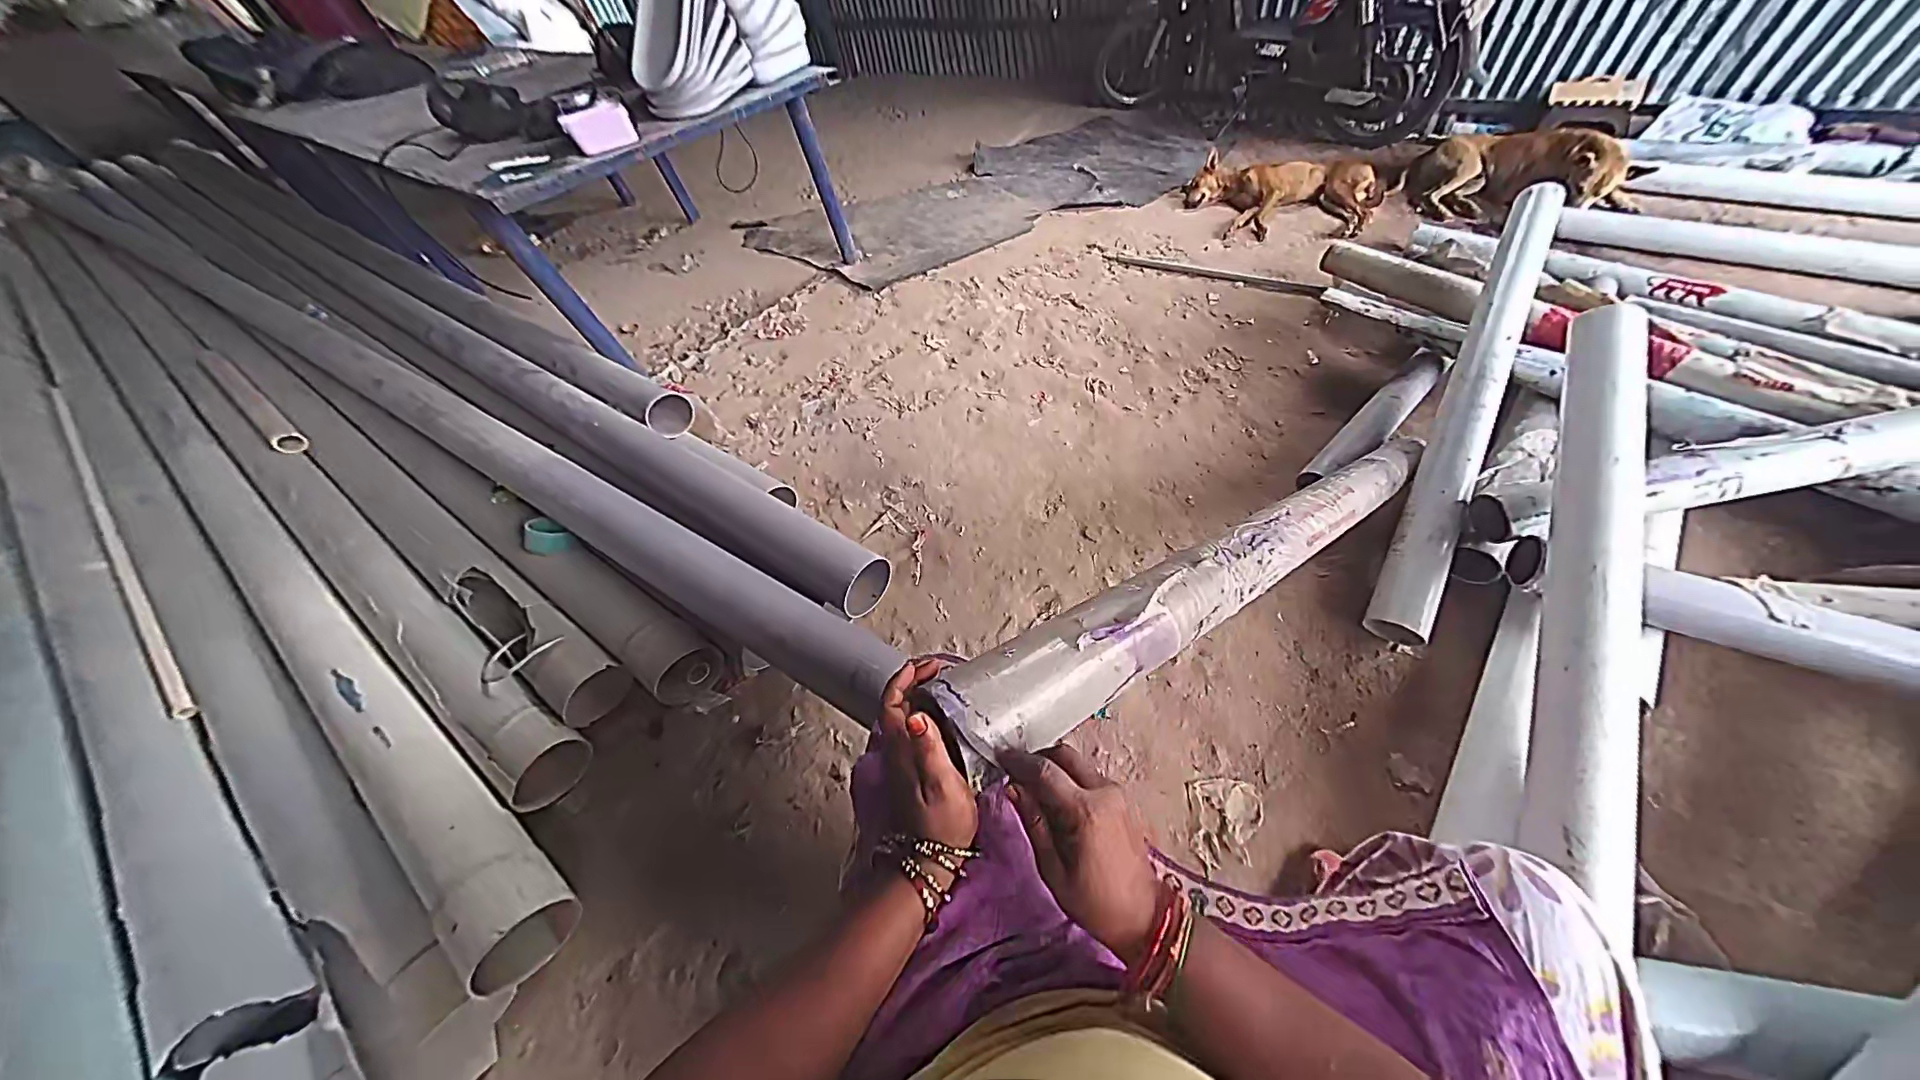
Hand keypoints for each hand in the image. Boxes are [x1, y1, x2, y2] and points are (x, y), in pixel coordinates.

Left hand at [877, 658, 976, 850]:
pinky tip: (946, 717)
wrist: (929, 862)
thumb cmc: (940, 827)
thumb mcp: (943, 785)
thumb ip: (929, 749)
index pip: (892, 700)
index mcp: (901, 748)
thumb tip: (916, 715)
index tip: (930, 665)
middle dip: (914, 679)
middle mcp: (896, 750)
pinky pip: (913, 730)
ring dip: (919, 694)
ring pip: (903, 715)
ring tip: (945, 685)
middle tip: (940, 670)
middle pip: (895, 703)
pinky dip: (926, 712)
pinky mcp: (911, 770)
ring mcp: (902, 760)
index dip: (906, 676)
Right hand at [1002, 745, 1162, 963]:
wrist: (1144, 917)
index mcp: (1085, 811)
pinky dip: (1070, 779)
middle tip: (1017, 771)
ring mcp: (1118, 795)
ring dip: (1054, 768)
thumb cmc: (1097, 903)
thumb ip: (1034, 822)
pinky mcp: (1123, 801)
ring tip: (1035, 790)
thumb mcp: (1053, 869)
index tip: (1002, 758)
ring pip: (1077, 764)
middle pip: (1063, 755)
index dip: (1018, 761)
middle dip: (1037, 758)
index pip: (1044, 770)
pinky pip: (1089, 777)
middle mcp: (1105, 794)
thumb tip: (1015, 790)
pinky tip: (1058, 801)